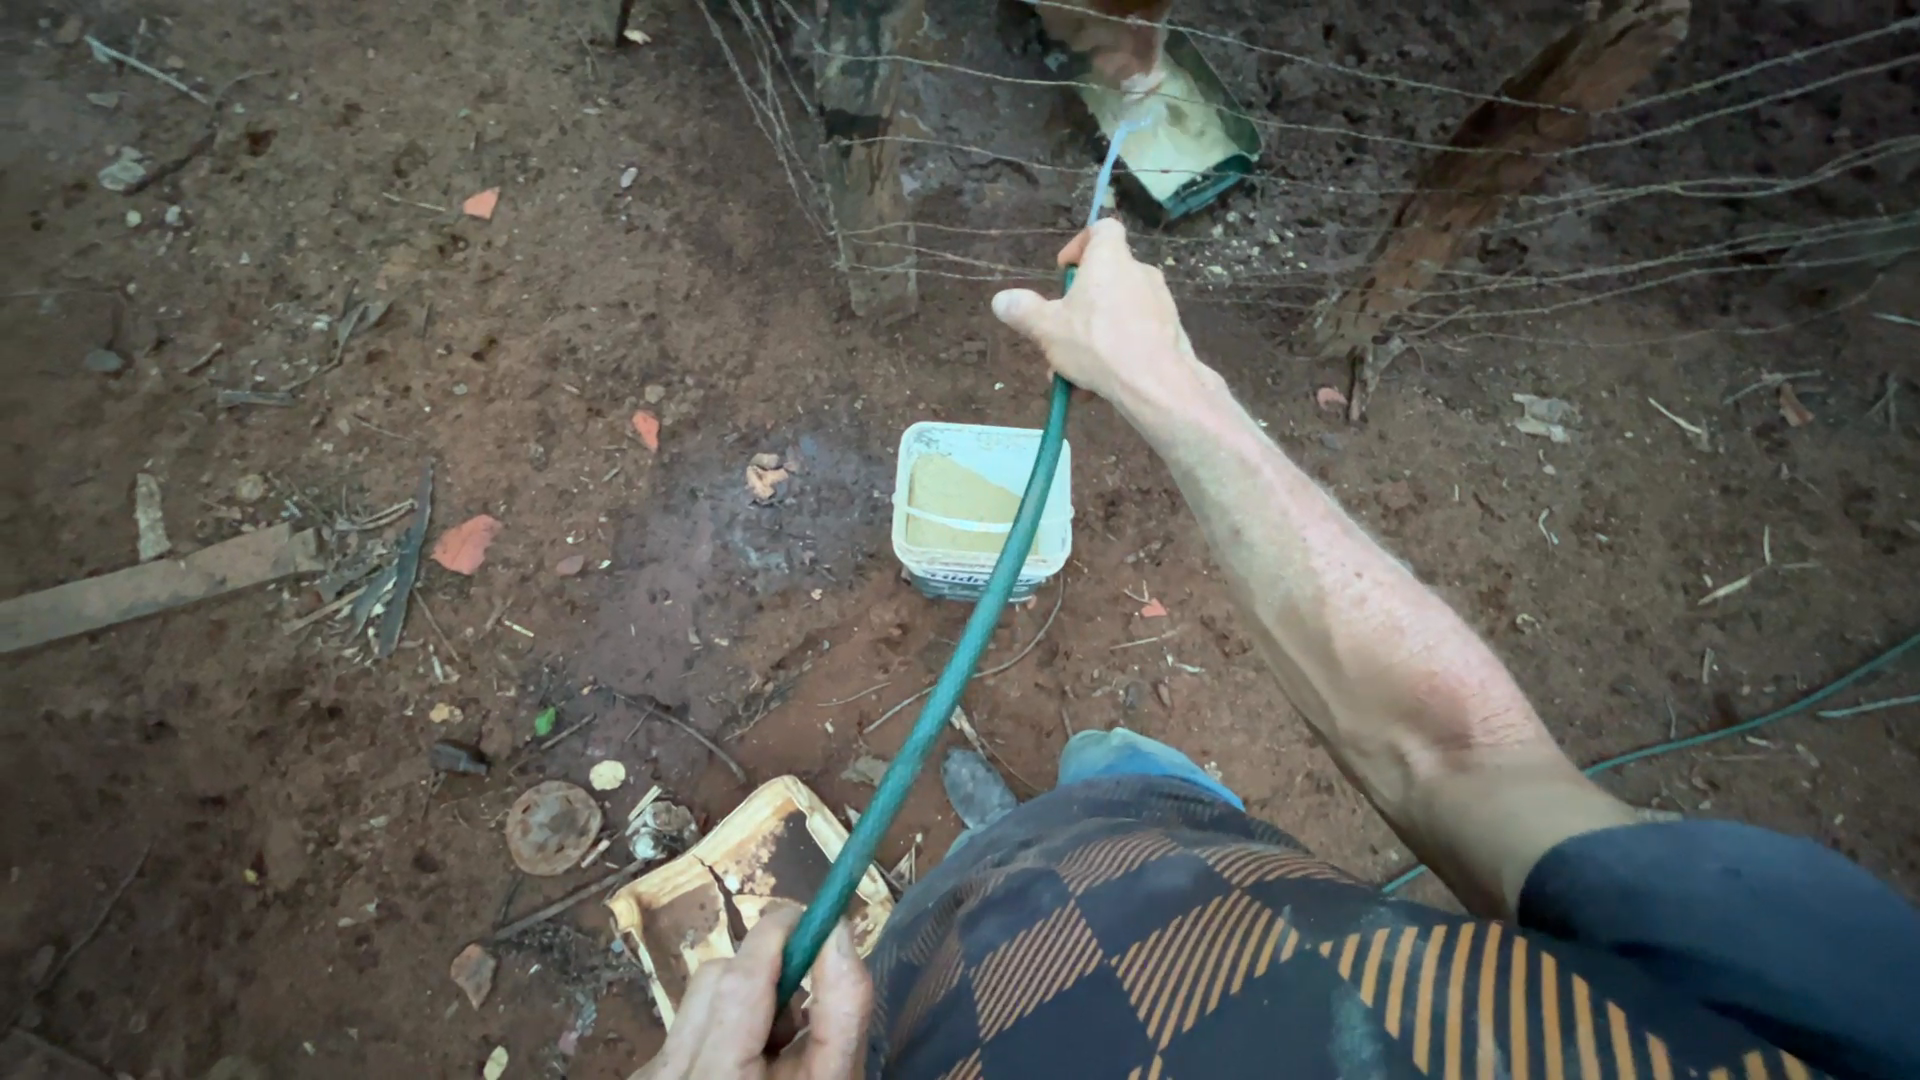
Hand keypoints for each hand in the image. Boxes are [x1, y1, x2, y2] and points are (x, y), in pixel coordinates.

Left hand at [630, 903, 871, 1079]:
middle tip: (802, 1013)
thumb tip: (836, 928)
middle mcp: (666, 1077)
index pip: (741, 976)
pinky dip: (720, 1032)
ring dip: (744, 1004)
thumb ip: (843, 1004)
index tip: (815, 919)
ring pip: (699, 1001)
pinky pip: (684, 1030)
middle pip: (717, 978)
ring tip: (772, 1054)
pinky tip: (741, 1074)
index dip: (780, 932)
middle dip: (767, 975)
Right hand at [991, 219, 1205, 409]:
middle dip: (1078, 310)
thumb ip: (1023, 312)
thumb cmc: (1097, 344)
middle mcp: (1139, 272)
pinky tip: (1098, 386)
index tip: (1065, 271)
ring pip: (1116, 315)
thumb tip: (1000, 300)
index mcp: (1109, 259)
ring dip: (1092, 339)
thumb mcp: (1048, 329)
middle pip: (1104, 280)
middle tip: (1059, 337)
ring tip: (1073, 374)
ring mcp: (1159, 302)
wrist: (1154, 382)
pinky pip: (1134, 336)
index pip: (1102, 229)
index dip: (1080, 244)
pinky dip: (1115, 353)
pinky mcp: (1170, 331)